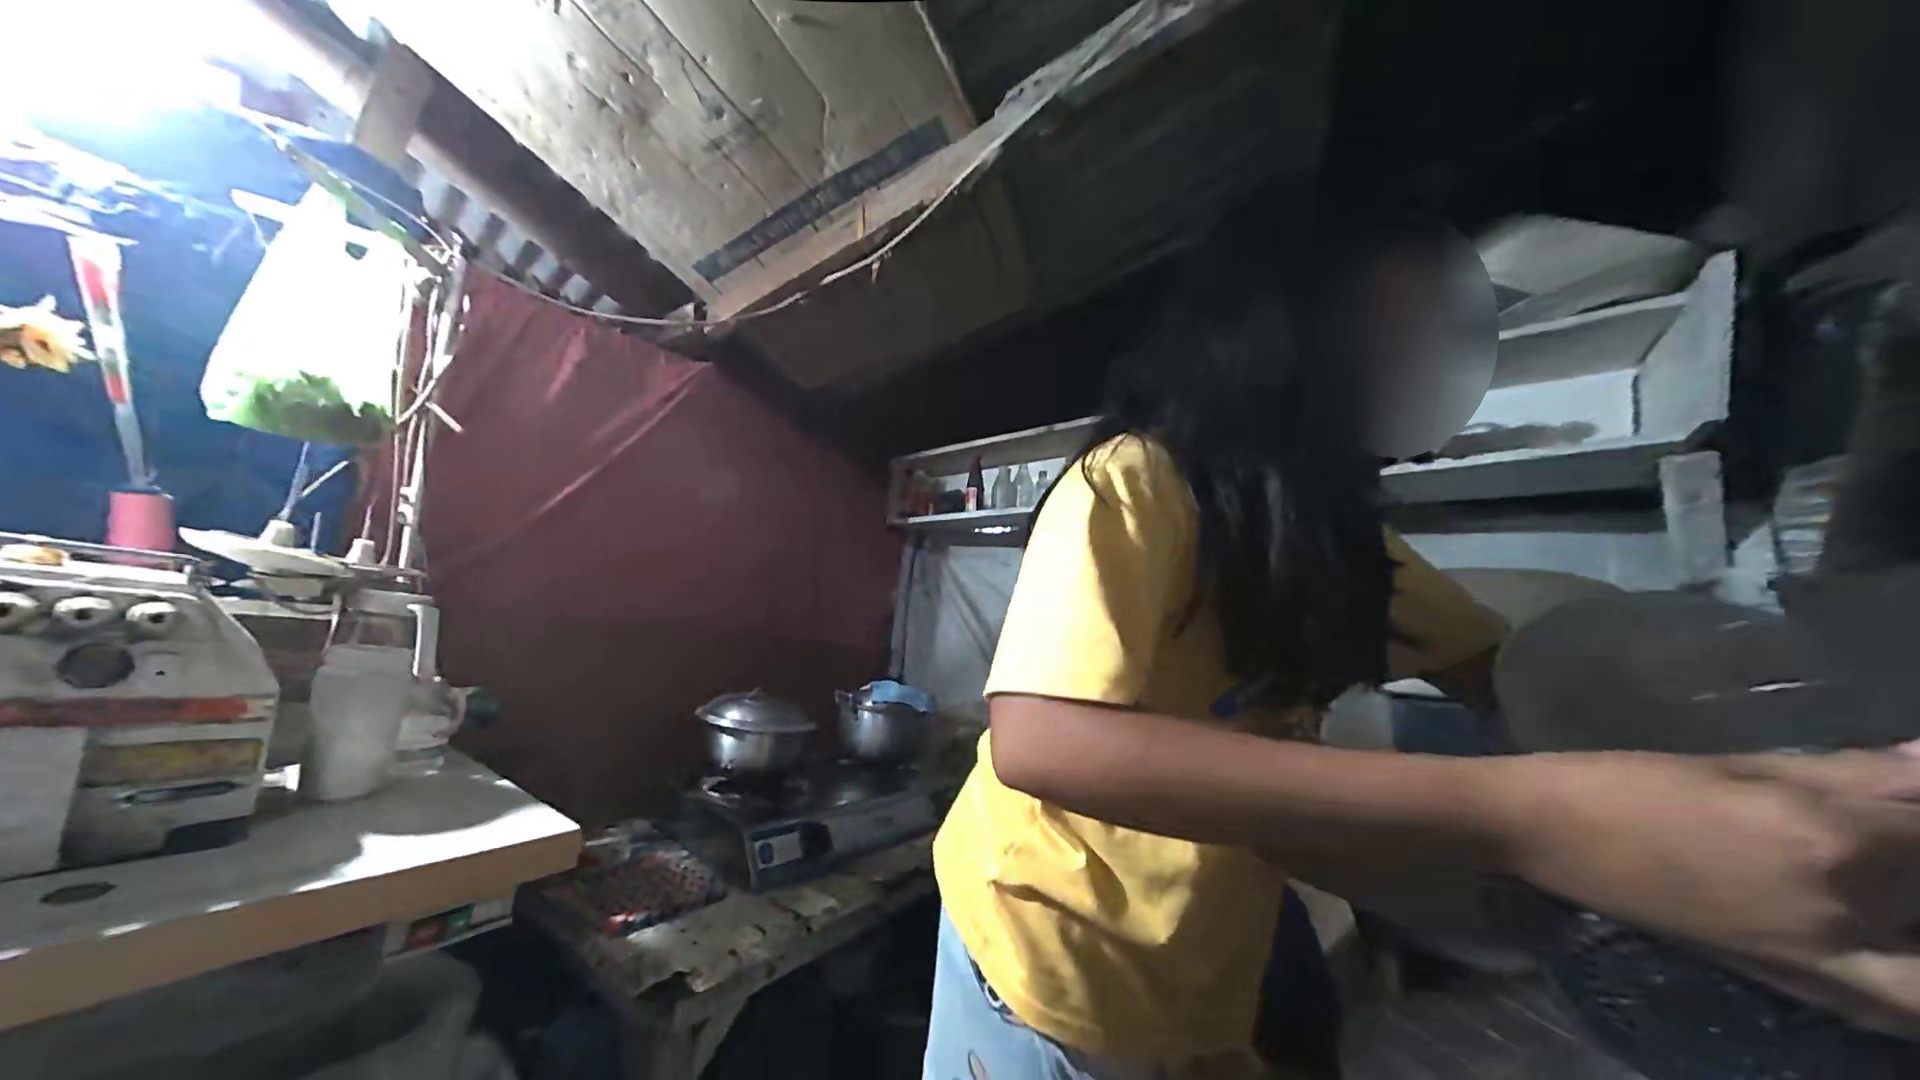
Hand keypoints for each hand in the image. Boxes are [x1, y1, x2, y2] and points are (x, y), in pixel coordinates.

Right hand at [1498, 746, 1919, 1029]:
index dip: (1916, 806)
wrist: (1537, 832)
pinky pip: (1909, 1002)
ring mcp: (1833, 955)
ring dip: (1914, 914)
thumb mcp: (1718, 766)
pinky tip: (1887, 942)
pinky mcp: (1808, 983)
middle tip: (1878, 829)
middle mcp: (1849, 905)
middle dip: (1909, 845)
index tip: (1900, 795)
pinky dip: (1914, 977)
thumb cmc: (1612, 782)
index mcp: (1826, 836)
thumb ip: (1841, 772)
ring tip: (1878, 887)